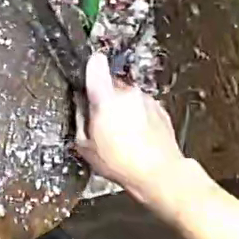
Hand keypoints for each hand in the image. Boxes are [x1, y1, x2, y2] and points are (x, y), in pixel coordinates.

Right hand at [74, 52, 197, 207]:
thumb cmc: (121, 163)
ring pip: (127, 97)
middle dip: (105, 99)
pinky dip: (137, 118)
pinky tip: (134, 138)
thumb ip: (80, 118)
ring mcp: (145, 100)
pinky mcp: (159, 109)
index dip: (90, 67)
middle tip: (100, 123)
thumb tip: (79, 104)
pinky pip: (141, 108)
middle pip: (111, 86)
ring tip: (120, 136)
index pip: (96, 65)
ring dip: (122, 110)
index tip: (88, 69)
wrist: (158, 172)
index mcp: (105, 99)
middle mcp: (127, 94)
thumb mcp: (85, 146)